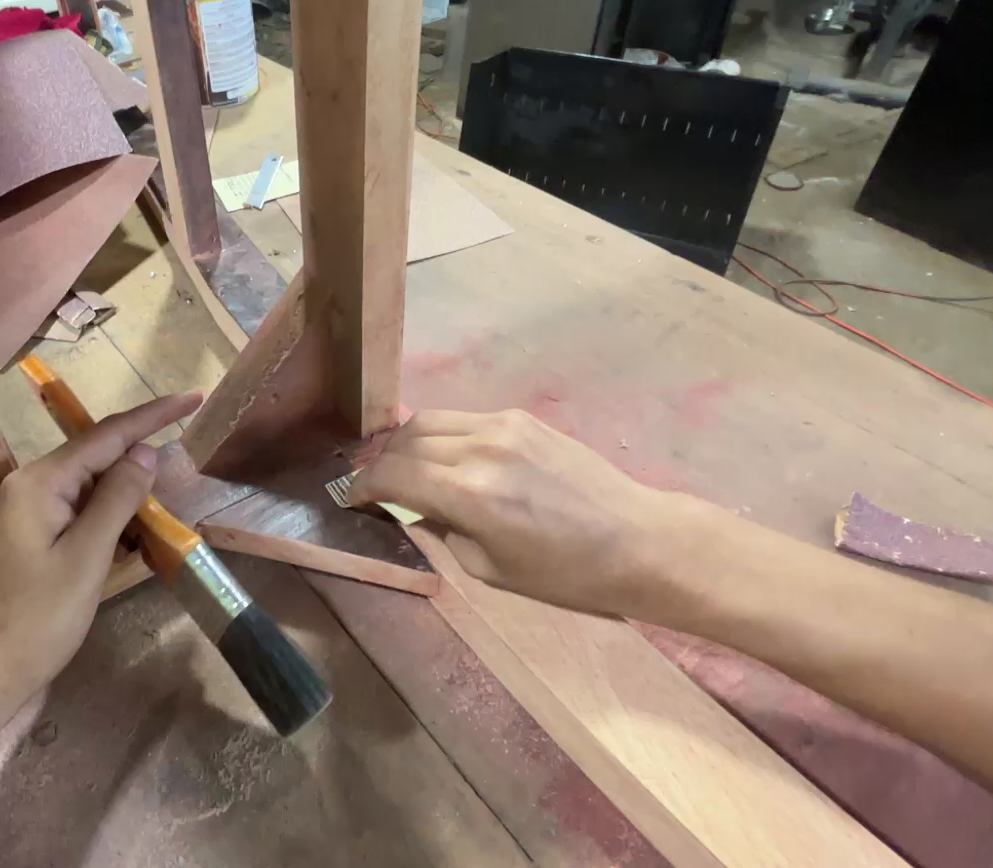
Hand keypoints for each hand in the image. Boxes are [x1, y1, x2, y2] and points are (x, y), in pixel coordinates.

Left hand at [0, 391, 200, 708]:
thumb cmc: (33, 620)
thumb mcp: (86, 558)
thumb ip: (117, 499)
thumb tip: (146, 451)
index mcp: (41, 482)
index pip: (107, 435)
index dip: (154, 415)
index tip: (193, 397)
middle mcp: (30, 486)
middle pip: (97, 455)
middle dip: (142, 452)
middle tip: (188, 453)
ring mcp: (27, 513)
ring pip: (90, 485)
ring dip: (128, 489)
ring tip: (168, 497)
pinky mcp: (30, 538)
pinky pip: (79, 510)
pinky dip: (110, 515)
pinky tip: (134, 531)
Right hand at [348, 409, 723, 618]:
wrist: (639, 541)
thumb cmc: (567, 574)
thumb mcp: (490, 569)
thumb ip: (441, 530)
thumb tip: (412, 507)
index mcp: (470, 494)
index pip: (392, 473)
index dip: (363, 485)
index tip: (353, 499)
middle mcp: (480, 448)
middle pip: (405, 440)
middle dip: (382, 463)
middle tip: (378, 486)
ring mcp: (503, 425)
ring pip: (430, 420)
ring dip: (407, 443)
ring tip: (407, 468)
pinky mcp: (520, 417)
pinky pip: (463, 419)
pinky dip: (442, 436)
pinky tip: (448, 458)